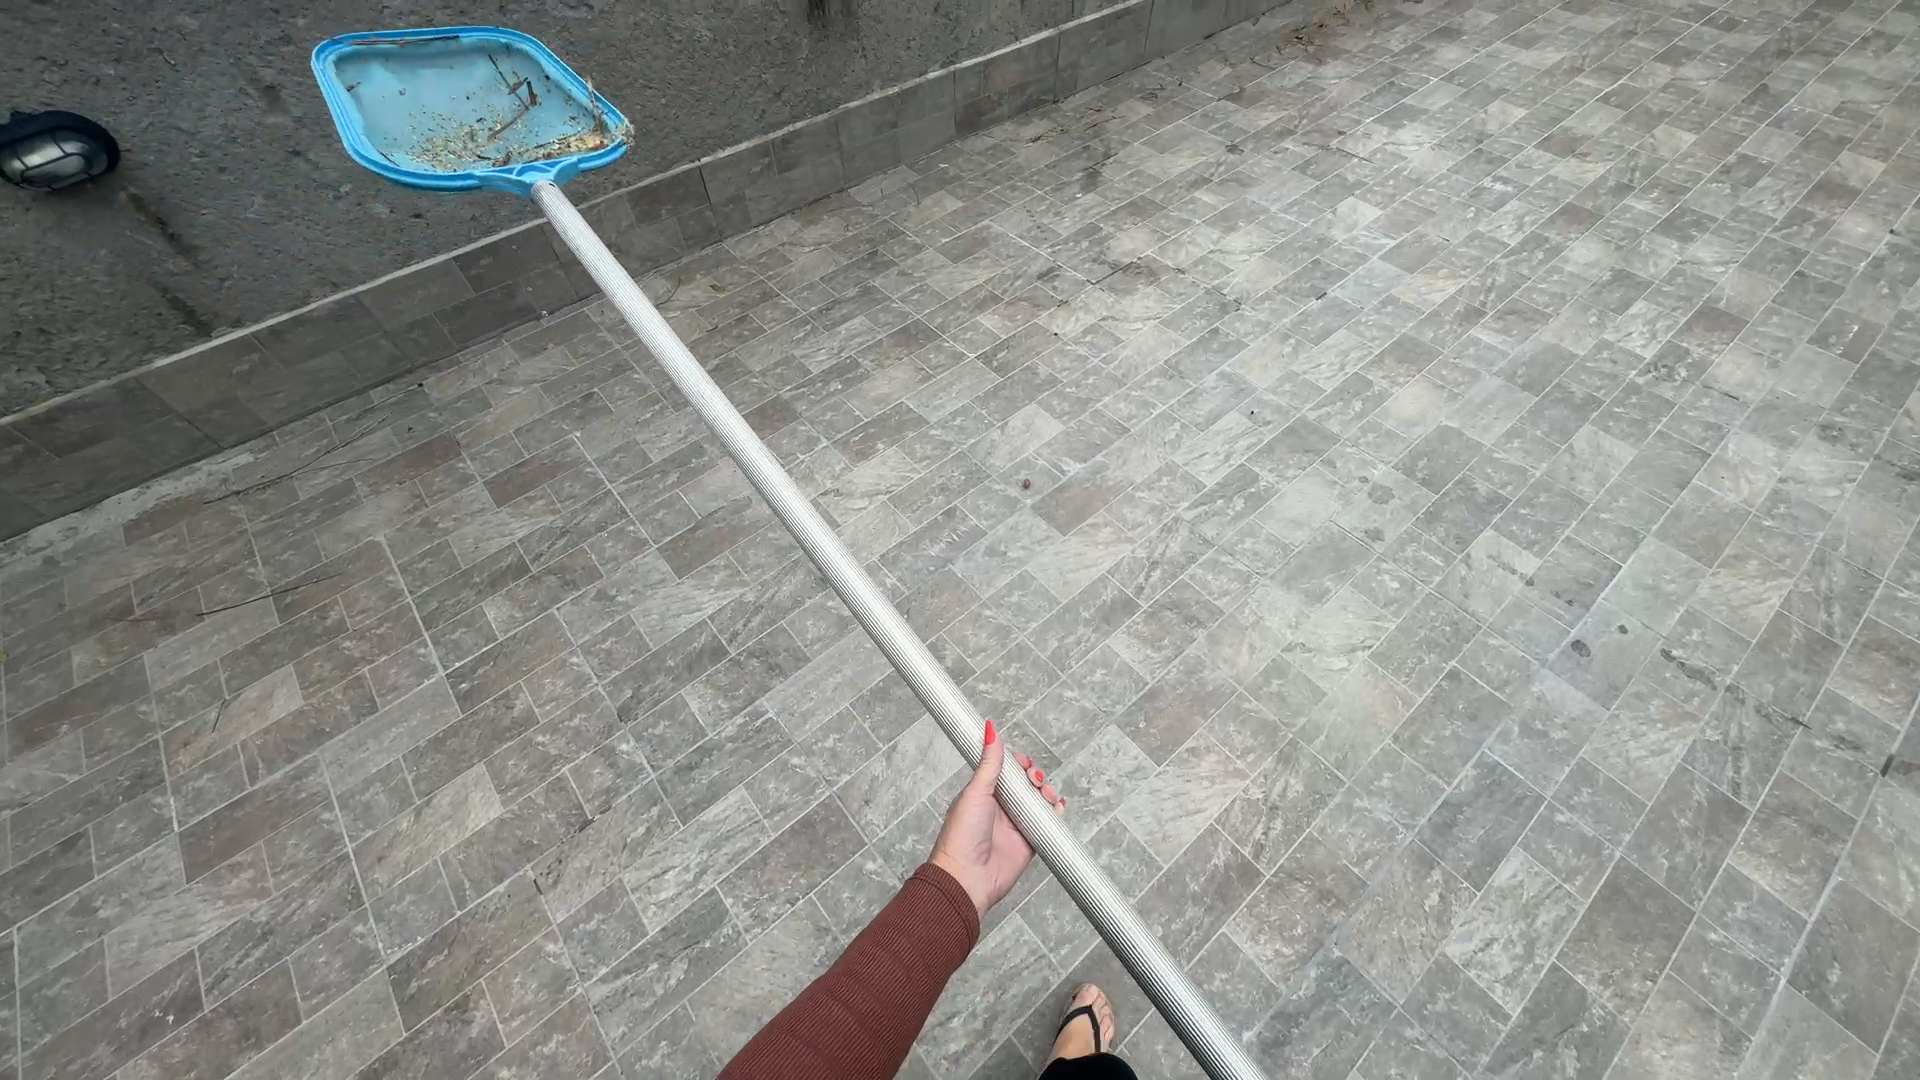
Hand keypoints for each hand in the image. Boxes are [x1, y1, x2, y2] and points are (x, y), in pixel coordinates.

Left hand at [928, 720, 1065, 916]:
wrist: (967, 878)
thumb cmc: (962, 836)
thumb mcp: (976, 792)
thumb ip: (989, 763)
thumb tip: (990, 731)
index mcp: (984, 792)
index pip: (1006, 770)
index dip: (1018, 764)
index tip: (1024, 762)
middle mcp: (1001, 806)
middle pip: (1026, 784)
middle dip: (1035, 776)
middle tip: (1035, 780)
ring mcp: (1015, 824)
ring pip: (1039, 801)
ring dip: (1047, 792)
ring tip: (1047, 793)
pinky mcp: (1029, 841)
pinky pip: (1047, 823)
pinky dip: (1056, 813)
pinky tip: (1058, 806)